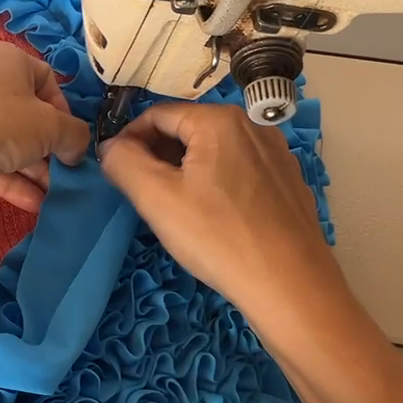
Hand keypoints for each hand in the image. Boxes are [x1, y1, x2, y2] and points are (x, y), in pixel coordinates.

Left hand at [0, 42, 89, 212]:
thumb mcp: (50, 126)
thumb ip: (74, 135)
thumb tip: (77, 148)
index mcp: (6, 60)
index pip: (46, 79)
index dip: (64, 109)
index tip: (72, 137)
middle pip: (28, 115)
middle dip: (51, 147)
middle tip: (68, 171)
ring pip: (11, 143)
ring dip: (36, 170)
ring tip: (57, 194)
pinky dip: (14, 182)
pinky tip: (36, 205)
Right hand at [98, 103, 349, 328]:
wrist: (291, 287)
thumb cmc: (218, 237)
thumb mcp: (156, 198)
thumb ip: (123, 162)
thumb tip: (110, 147)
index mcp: (219, 120)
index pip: (156, 114)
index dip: (128, 140)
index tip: (116, 171)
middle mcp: (252, 126)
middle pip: (187, 129)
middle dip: (157, 155)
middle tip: (142, 193)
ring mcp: (276, 153)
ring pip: (213, 150)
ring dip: (184, 170)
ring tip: (174, 208)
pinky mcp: (288, 181)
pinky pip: (239, 169)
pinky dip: (215, 183)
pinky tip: (212, 218)